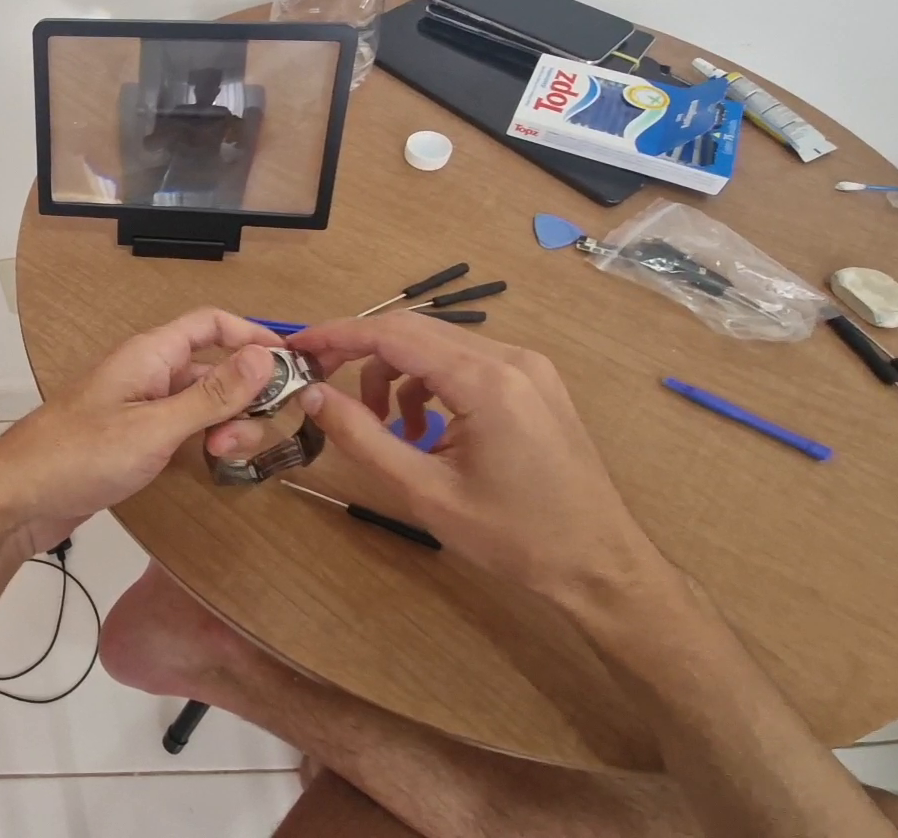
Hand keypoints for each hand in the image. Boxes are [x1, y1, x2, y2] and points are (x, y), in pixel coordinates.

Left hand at [0, 309, 279, 556]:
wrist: (18, 500)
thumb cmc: (80, 456)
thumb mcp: (154, 427)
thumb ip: (211, 396)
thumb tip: (267, 357)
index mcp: (150, 355)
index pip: (210, 324)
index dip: (252, 337)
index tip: (292, 365)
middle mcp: (148, 373)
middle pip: (213, 368)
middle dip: (242, 396)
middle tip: (249, 435)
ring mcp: (141, 408)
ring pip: (201, 403)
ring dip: (224, 425)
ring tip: (222, 457)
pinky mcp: (136, 439)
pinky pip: (183, 429)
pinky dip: (203, 442)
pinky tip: (211, 465)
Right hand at [229, 312, 668, 603]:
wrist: (601, 565)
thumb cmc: (513, 537)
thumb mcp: (424, 491)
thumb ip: (362, 436)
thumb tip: (312, 395)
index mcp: (486, 381)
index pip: (393, 334)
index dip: (336, 335)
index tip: (295, 348)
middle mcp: (510, 358)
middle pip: (413, 330)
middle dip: (359, 351)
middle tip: (319, 382)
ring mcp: (526, 366)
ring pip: (437, 345)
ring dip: (393, 372)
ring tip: (379, 424)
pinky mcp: (531, 381)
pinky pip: (462, 362)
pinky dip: (426, 383)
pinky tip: (422, 428)